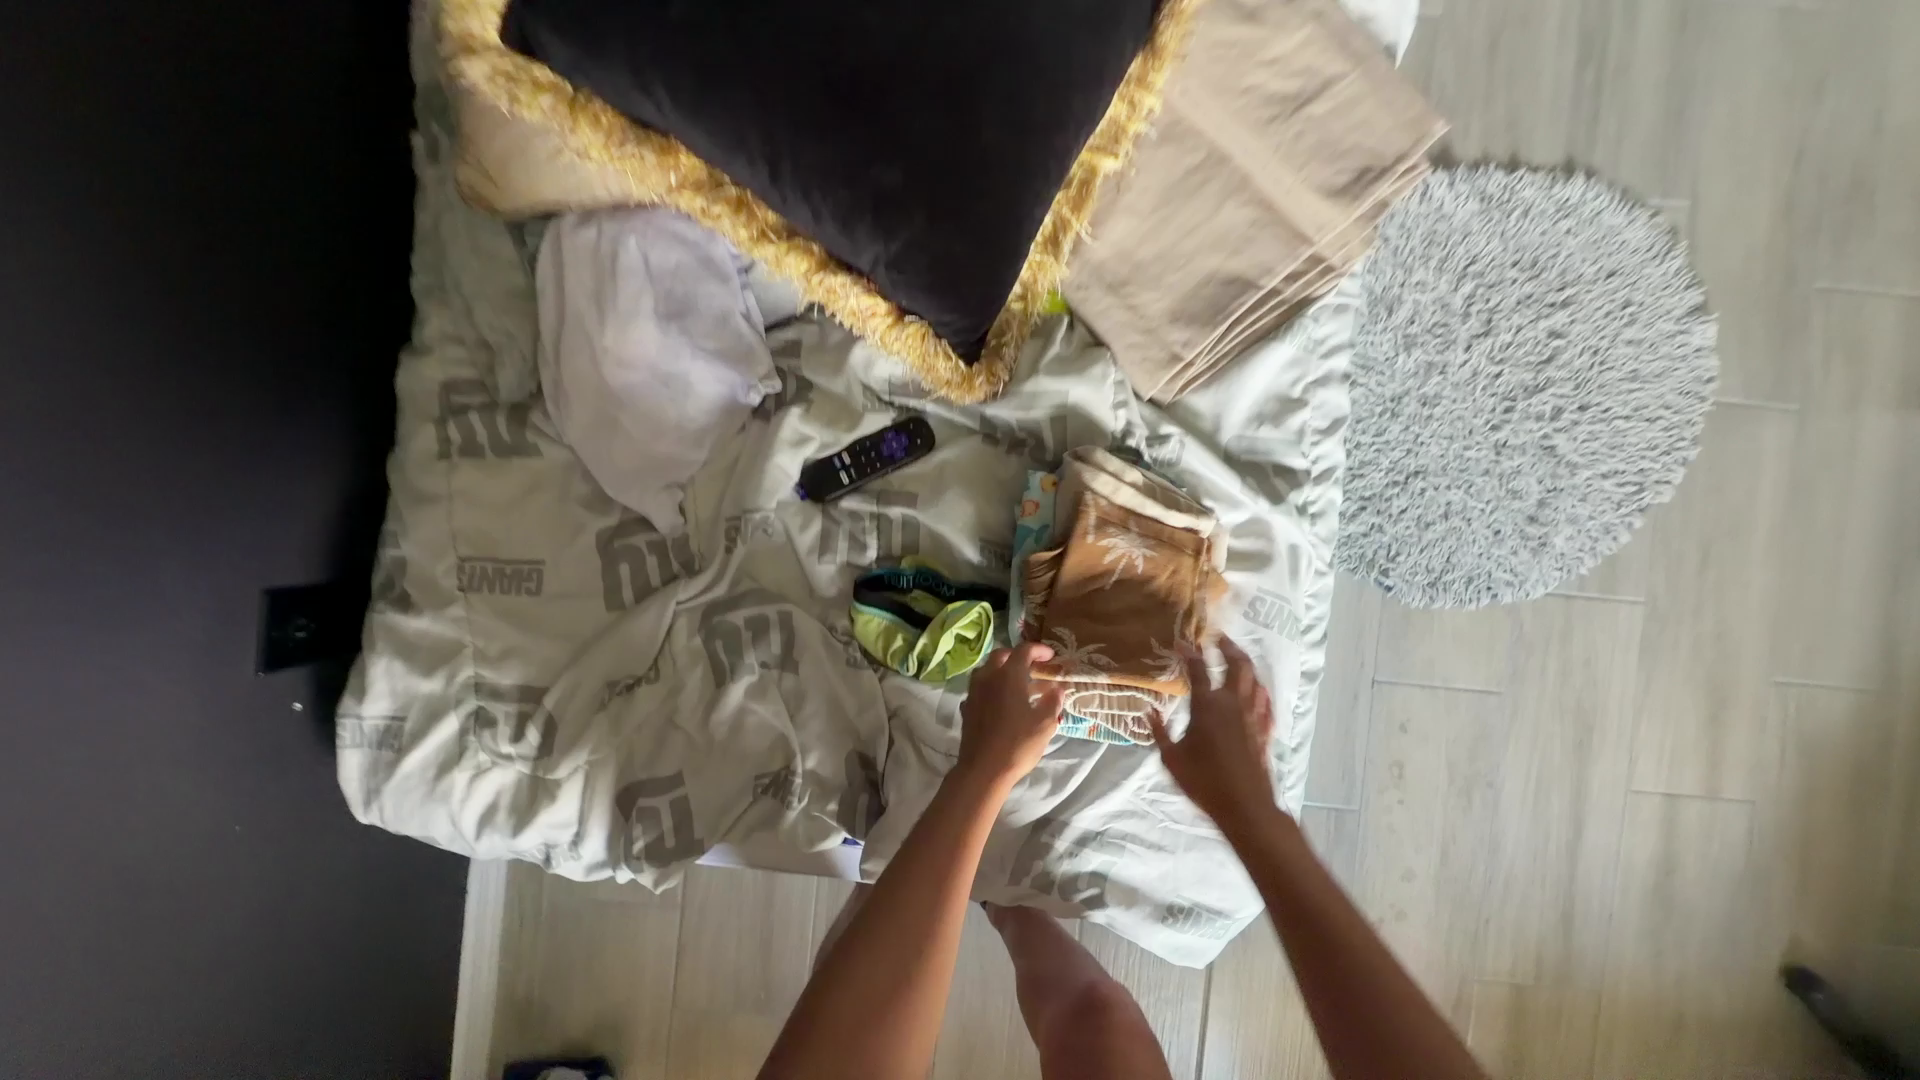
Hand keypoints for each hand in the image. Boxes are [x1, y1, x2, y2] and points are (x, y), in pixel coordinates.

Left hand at [957, 643, 1066, 786]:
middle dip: (1018, 657)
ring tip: (1019, 685)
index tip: (1051, 656)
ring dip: (1002, 671)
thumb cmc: (1018, 744)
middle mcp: (988, 678)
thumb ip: (1052, 701)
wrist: (983, 769)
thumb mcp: (1045, 724)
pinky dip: (992, 689)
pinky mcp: (967, 708)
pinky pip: (980, 689)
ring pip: (987, 671)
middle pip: (1001, 656)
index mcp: (1008, 676)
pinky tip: (1002, 703)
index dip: (1038, 650)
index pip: (1023, 651)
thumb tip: (1057, 688)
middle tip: (1033, 667)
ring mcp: (974, 692)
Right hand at [1148, 636, 1279, 833]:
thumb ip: (1160, 732)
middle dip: (1228, 646)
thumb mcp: (1171, 759)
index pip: (1198, 669)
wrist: (1245, 807)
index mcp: (1207, 706)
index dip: (1189, 652)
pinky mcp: (1265, 729)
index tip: (1181, 642)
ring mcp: (1253, 715)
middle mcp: (1233, 703)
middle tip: (1218, 638)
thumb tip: (1149, 711)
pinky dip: (1259, 688)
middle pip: (1237, 664)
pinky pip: (1266, 700)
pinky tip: (1256, 689)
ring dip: (1245, 663)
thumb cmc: (1204, 782)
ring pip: (1254, 678)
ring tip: (1235, 657)